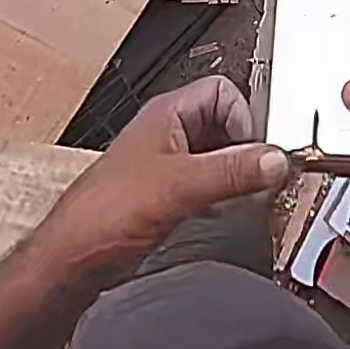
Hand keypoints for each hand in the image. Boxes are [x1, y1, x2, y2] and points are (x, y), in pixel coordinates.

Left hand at [30, 76, 288, 283]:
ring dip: (236, 171)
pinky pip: (209, 179)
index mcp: (169, 112)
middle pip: (226, 122)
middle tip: (260, 174)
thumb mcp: (180, 186)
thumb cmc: (106, 211)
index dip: (245, 116)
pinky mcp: (170, 189)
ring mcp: (170, 160)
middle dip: (246, 147)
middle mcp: (170, 130)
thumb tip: (275, 158)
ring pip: (219, 153)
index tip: (257, 150)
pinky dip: (224, 190)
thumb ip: (231, 171)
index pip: (223, 92)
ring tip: (246, 192)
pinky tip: (225, 208)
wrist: (75, 256)